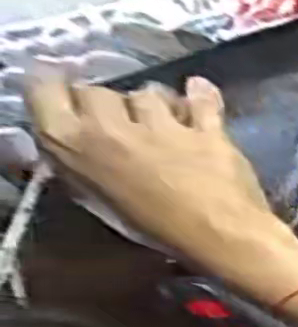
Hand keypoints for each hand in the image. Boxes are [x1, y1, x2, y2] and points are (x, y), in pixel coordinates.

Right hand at [26, 71, 297, 291]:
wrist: (225, 238)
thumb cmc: (159, 227)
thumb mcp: (96, 195)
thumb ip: (78, 159)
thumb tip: (73, 137)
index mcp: (67, 140)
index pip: (44, 89)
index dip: (58, 88)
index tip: (71, 92)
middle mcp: (108, 127)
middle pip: (100, 91)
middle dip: (114, 104)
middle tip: (132, 124)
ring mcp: (161, 128)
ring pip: (149, 93)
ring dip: (158, 103)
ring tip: (170, 121)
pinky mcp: (208, 134)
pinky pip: (202, 102)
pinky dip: (202, 94)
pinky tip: (201, 88)